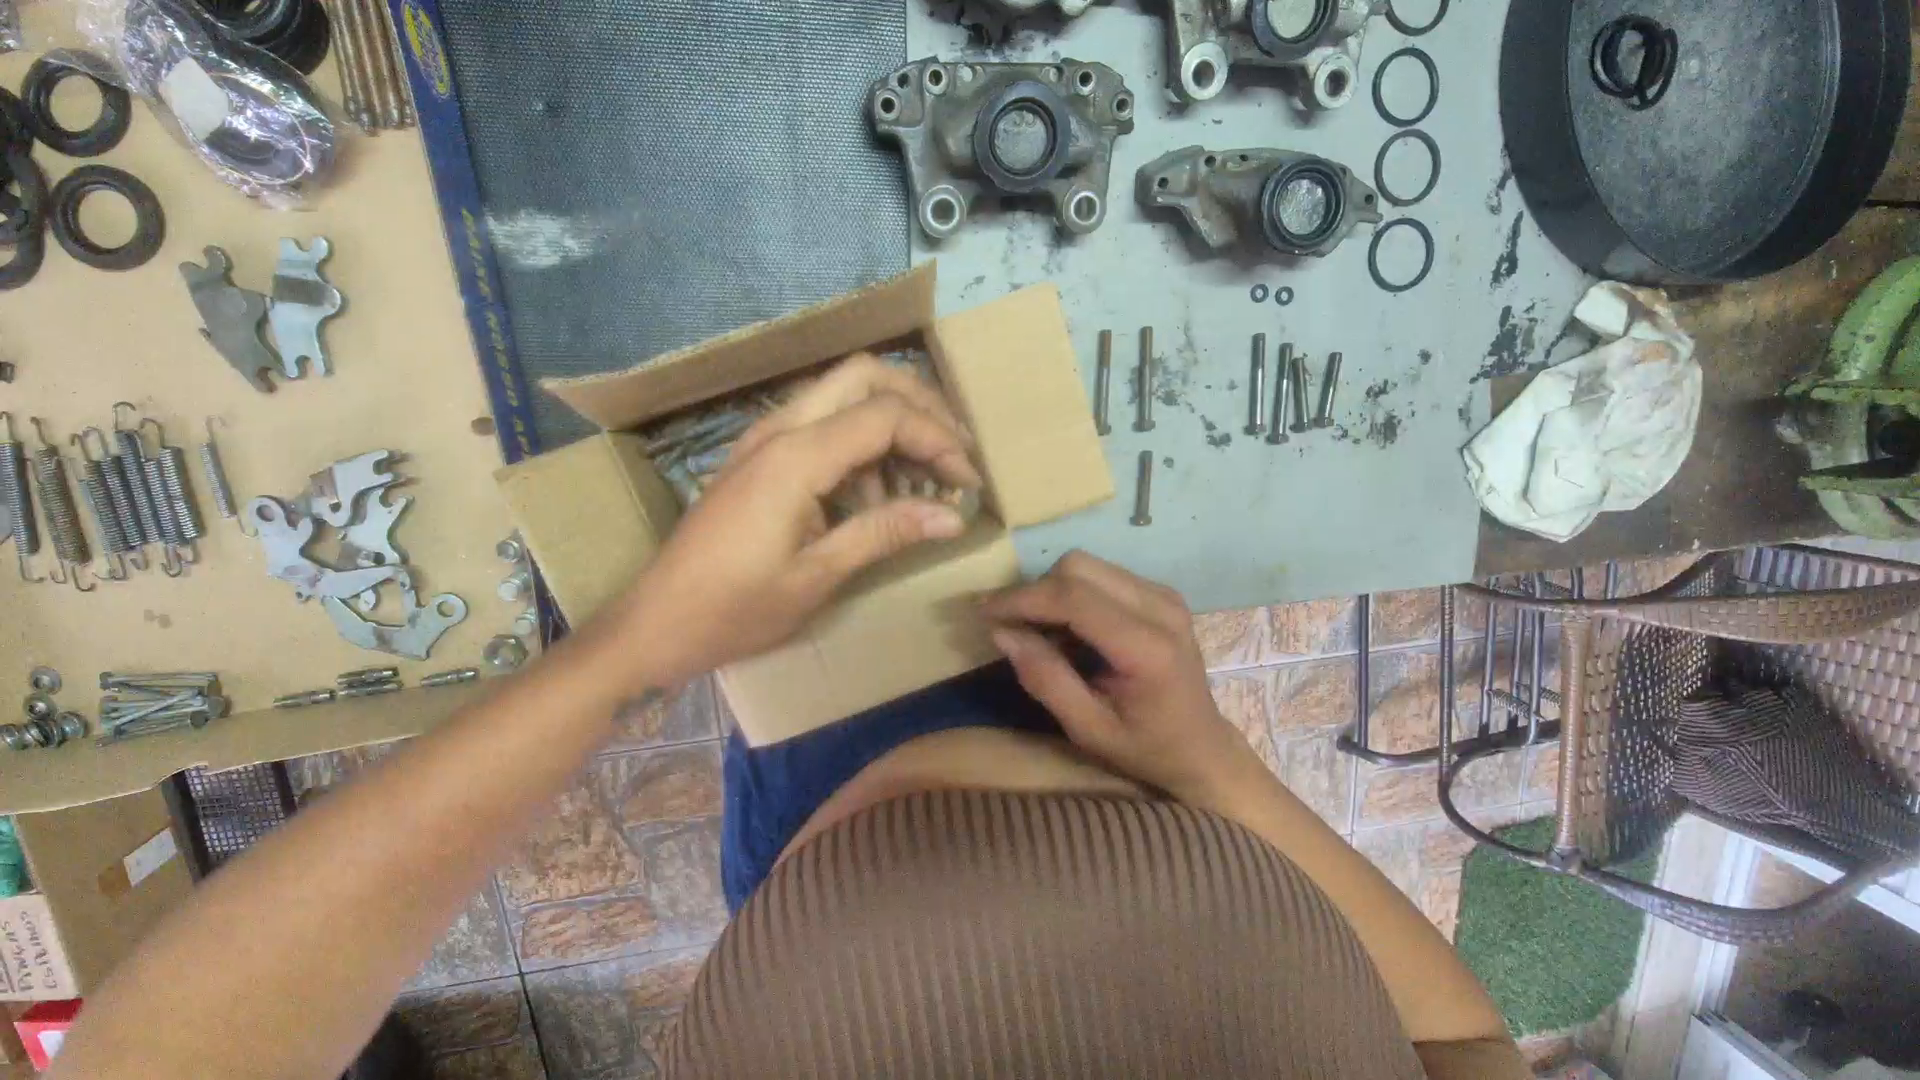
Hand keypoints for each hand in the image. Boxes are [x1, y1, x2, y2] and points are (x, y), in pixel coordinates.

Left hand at [618, 356, 982, 684]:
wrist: (656, 623)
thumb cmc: (734, 609)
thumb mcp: (817, 577)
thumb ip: (884, 533)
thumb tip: (953, 516)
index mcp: (795, 457)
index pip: (886, 415)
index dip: (938, 441)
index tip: (968, 483)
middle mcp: (780, 429)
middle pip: (865, 376)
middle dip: (920, 403)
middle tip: (954, 452)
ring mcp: (765, 438)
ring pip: (842, 392)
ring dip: (891, 421)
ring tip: (923, 481)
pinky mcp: (759, 456)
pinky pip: (822, 423)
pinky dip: (861, 442)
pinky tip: (877, 494)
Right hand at [978, 552, 1263, 801]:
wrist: (1202, 748)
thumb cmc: (1145, 749)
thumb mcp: (1088, 729)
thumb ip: (1045, 679)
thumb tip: (1002, 632)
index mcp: (1148, 647)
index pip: (1074, 597)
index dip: (1022, 598)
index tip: (983, 613)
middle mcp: (1161, 607)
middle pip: (1078, 567)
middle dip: (1035, 592)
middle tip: (1012, 629)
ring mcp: (1164, 595)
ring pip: (1087, 565)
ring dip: (1052, 592)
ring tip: (1041, 634)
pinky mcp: (1160, 592)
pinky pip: (1101, 574)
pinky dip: (1072, 594)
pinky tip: (1069, 632)